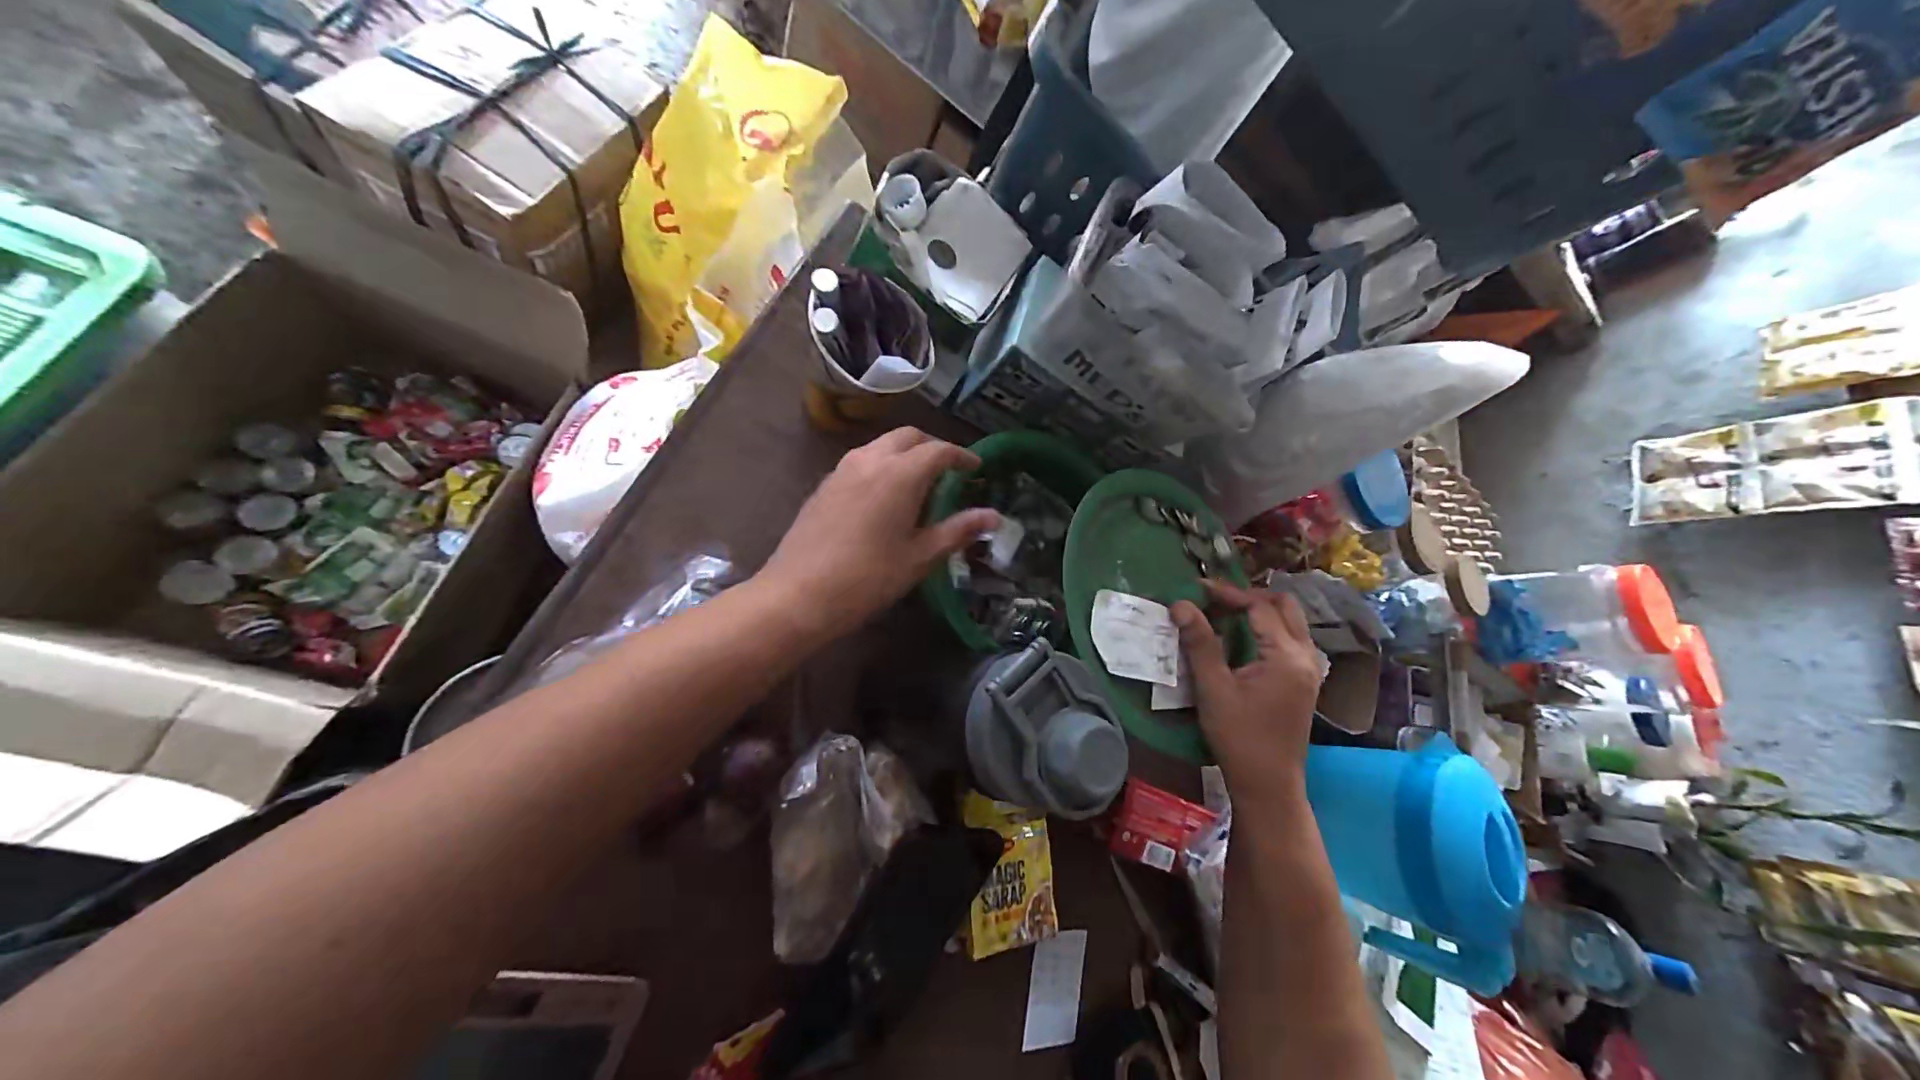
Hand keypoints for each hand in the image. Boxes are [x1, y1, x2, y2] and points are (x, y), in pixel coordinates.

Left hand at [759, 427, 999, 640]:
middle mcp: (870, 460)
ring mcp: (842, 470)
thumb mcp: (920, 557)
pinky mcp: (824, 485)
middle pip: (908, 437)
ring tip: (919, 484)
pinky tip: (885, 498)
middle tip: (949, 472)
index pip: (939, 450)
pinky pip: (861, 462)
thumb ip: (957, 530)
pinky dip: (882, 467)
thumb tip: (993, 517)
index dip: (962, 456)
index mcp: (900, 473)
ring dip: (905, 455)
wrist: (798, 594)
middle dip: (933, 448)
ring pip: (881, 446)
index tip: (977, 468)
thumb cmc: (868, 578)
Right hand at [1171, 581, 1323, 801]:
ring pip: (1290, 622)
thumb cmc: (1239, 737)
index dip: (1229, 593)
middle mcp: (1306, 657)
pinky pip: (1290, 639)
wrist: (1268, 784)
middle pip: (1285, 606)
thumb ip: (1199, 643)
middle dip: (1250, 596)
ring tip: (1224, 613)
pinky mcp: (1305, 681)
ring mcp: (1310, 670)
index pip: (1260, 607)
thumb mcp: (1213, 689)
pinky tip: (1241, 639)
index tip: (1198, 588)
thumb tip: (1181, 605)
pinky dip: (1267, 628)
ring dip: (1260, 611)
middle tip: (1215, 598)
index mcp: (1287, 656)